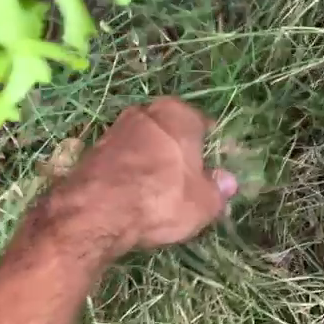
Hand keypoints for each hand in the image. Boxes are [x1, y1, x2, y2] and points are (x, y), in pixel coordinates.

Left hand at [52, 97, 237, 254]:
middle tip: (187, 188)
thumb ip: (218, 190)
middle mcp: (147, 111)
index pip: (204, 127)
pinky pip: (125, 162)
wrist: (98, 211)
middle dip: (180, 157)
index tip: (212, 176)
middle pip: (173, 135)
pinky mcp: (96, 150)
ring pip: (147, 147)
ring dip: (155, 166)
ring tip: (160, 198)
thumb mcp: (203, 203)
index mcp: (179, 114)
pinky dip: (132, 176)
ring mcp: (117, 128)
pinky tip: (135, 199)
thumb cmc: (162, 200)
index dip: (211, 153)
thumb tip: (228, 181)